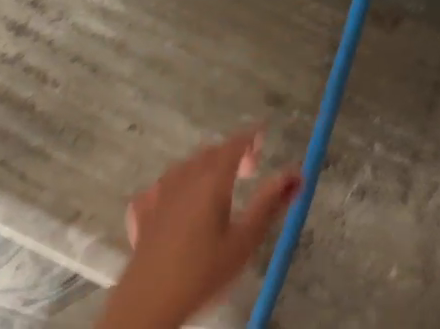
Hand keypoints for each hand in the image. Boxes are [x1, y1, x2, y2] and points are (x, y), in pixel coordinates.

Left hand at [97, 129, 301, 328]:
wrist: (148, 302)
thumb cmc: (203, 271)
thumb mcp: (245, 241)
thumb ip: (270, 203)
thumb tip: (296, 173)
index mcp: (212, 179)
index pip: (235, 144)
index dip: (251, 137)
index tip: (265, 136)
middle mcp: (185, 176)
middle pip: (211, 153)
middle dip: (232, 153)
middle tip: (250, 170)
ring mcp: (159, 192)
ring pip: (186, 166)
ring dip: (205, 167)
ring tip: (219, 186)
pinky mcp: (142, 211)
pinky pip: (163, 187)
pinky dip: (178, 187)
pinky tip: (180, 204)